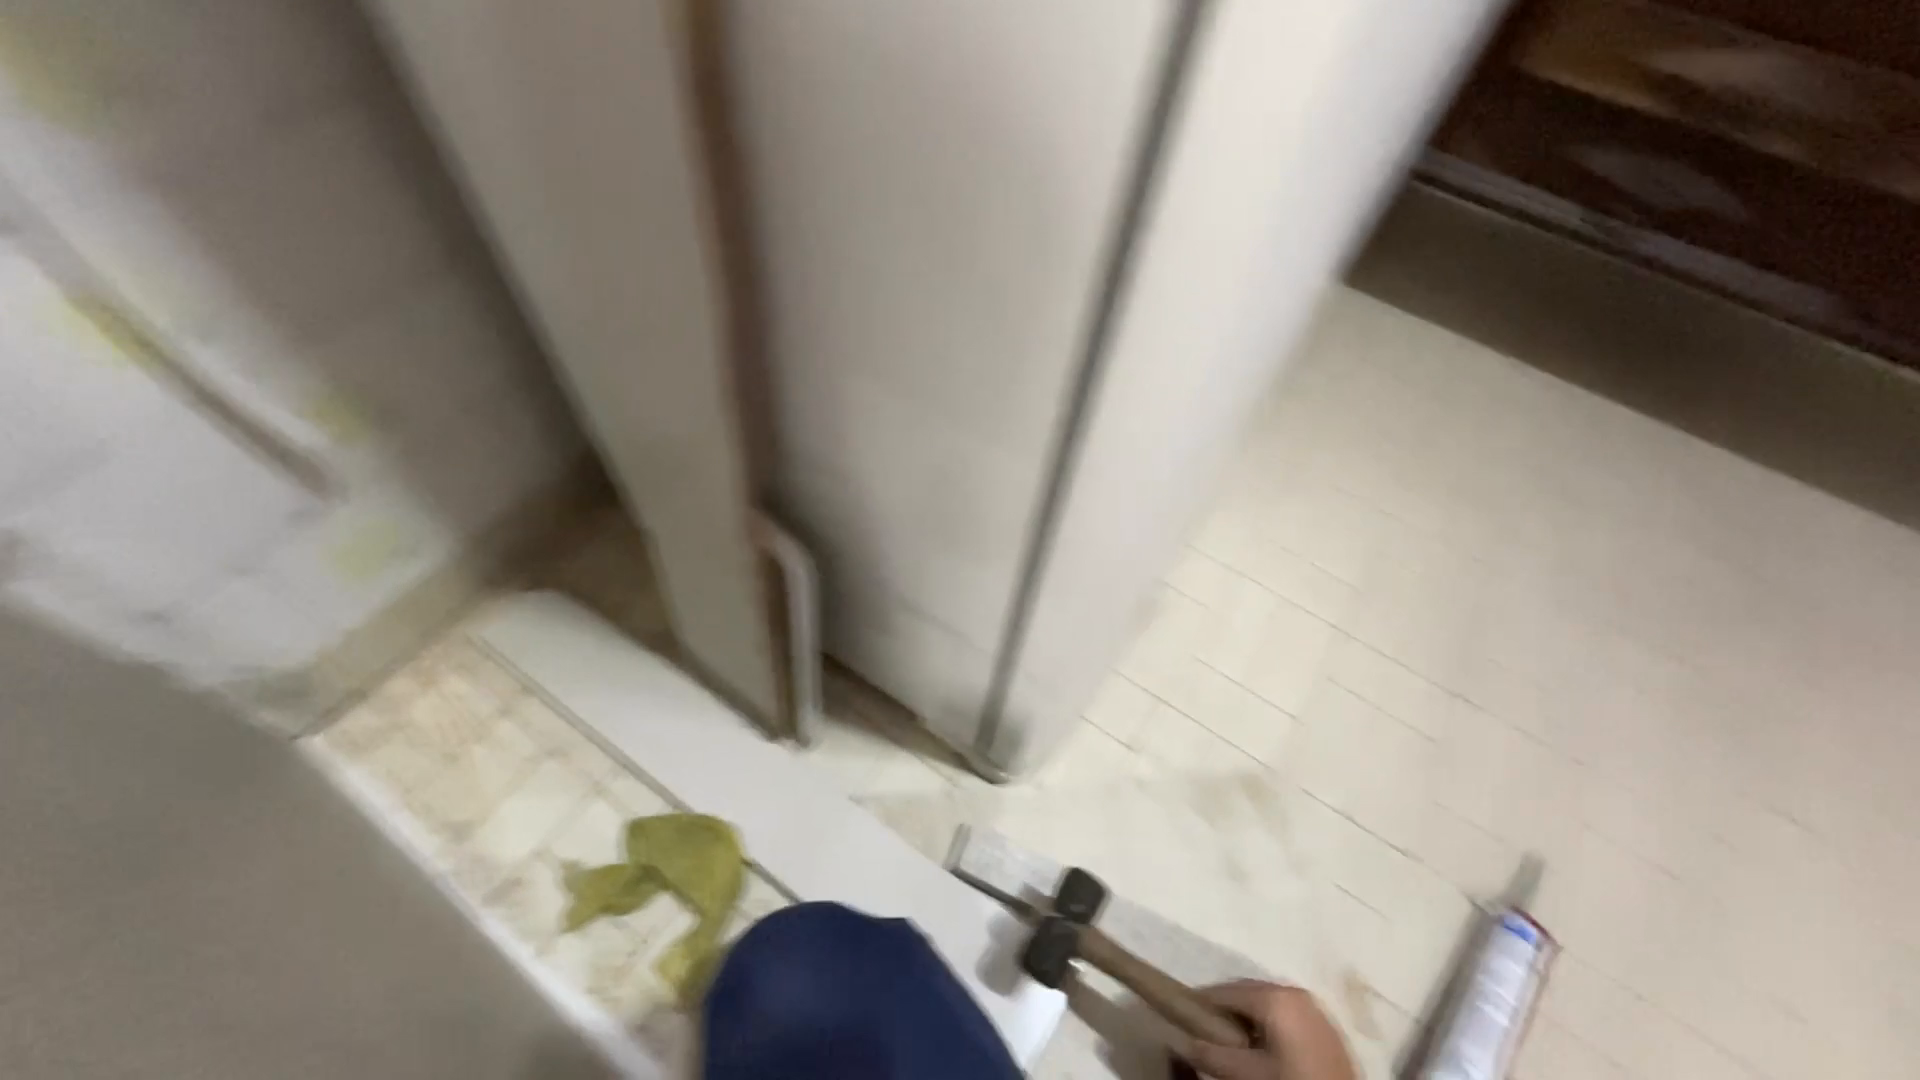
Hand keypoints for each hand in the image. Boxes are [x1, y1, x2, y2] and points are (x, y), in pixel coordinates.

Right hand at [1181, 981, 1356, 1079]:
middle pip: (1246, 992)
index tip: (1181, 1015)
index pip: (1224, 991)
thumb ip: (1211, 1055)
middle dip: (1223, 1008)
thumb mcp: (1248, 1076)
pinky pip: (1285, 1013)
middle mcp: (1294, 992)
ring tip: (1228, 1039)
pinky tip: (1259, 1045)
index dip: (1200, 1003)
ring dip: (1245, 1016)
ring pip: (1266, 1002)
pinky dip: (1266, 1022)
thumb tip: (1180, 1041)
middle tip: (1202, 1028)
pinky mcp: (1324, 1026)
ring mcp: (1313, 1007)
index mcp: (1275, 997)